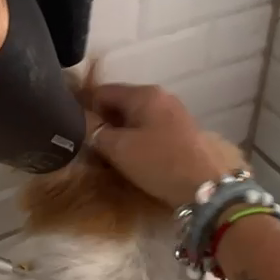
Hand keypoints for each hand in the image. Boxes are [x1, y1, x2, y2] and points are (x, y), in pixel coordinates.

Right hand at [90, 83, 243, 206]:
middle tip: (90, 145)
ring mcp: (174, 112)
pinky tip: (133, 157)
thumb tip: (80, 123)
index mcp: (143, 93)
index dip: (84, 108)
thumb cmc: (158, 162)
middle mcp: (160, 96)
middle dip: (104, 121)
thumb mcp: (118, 148)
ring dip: (120, 132)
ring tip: (109, 154)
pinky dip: (137, 138)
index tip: (74, 129)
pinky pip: (150, 127)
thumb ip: (95, 131)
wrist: (205, 187)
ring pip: (136, 116)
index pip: (102, 91)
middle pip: (120, 102)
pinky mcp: (182, 130)